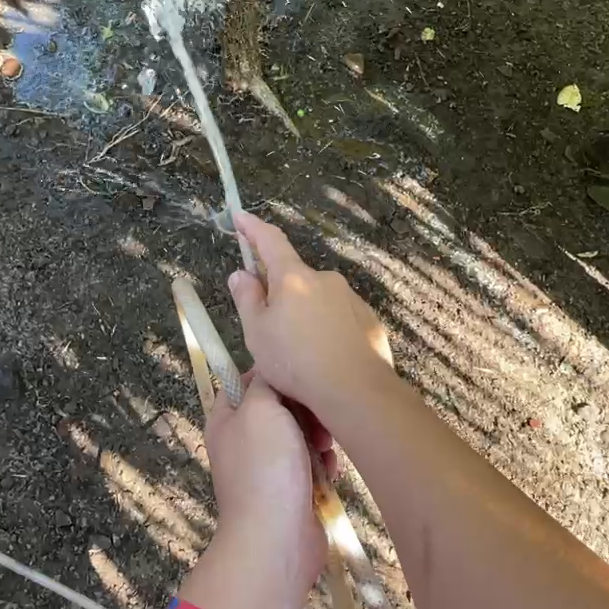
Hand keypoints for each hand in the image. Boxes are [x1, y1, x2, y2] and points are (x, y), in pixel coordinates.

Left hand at [205, 374, 331, 594]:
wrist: (276, 540)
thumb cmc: (265, 467)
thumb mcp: (260, 408)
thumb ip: (264, 383)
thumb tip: (270, 374)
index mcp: (226, 419)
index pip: (245, 381)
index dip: (271, 375)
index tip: (298, 376)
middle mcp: (243, 441)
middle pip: (278, 407)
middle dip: (303, 410)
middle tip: (318, 419)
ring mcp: (266, 468)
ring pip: (299, 435)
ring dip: (317, 437)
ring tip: (325, 449)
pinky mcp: (290, 490)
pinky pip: (309, 464)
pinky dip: (321, 465)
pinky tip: (329, 472)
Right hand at [226, 211, 392, 414]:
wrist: (356, 391)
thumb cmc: (296, 361)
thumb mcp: (257, 333)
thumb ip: (247, 299)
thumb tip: (242, 273)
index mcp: (293, 277)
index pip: (270, 241)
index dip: (253, 228)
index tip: (240, 217)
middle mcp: (324, 279)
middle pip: (294, 278)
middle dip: (280, 295)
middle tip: (270, 330)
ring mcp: (350, 298)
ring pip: (318, 301)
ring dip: (305, 316)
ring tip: (301, 355)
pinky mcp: (368, 319)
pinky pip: (339, 318)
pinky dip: (328, 331)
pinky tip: (326, 358)